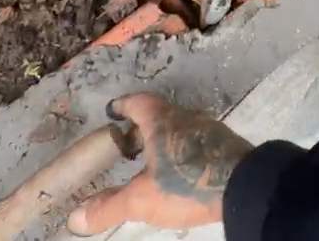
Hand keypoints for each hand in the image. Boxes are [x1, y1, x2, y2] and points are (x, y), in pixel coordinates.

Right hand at [67, 93, 252, 234]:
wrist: (243, 184)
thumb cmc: (187, 184)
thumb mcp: (141, 200)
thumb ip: (108, 207)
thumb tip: (75, 217)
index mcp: (164, 121)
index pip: (141, 102)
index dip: (126, 104)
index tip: (114, 108)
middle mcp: (186, 118)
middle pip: (160, 113)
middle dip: (141, 125)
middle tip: (125, 142)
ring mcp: (207, 129)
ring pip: (178, 126)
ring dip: (160, 137)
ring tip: (146, 160)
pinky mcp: (221, 144)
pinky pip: (192, 139)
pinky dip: (177, 148)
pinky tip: (175, 170)